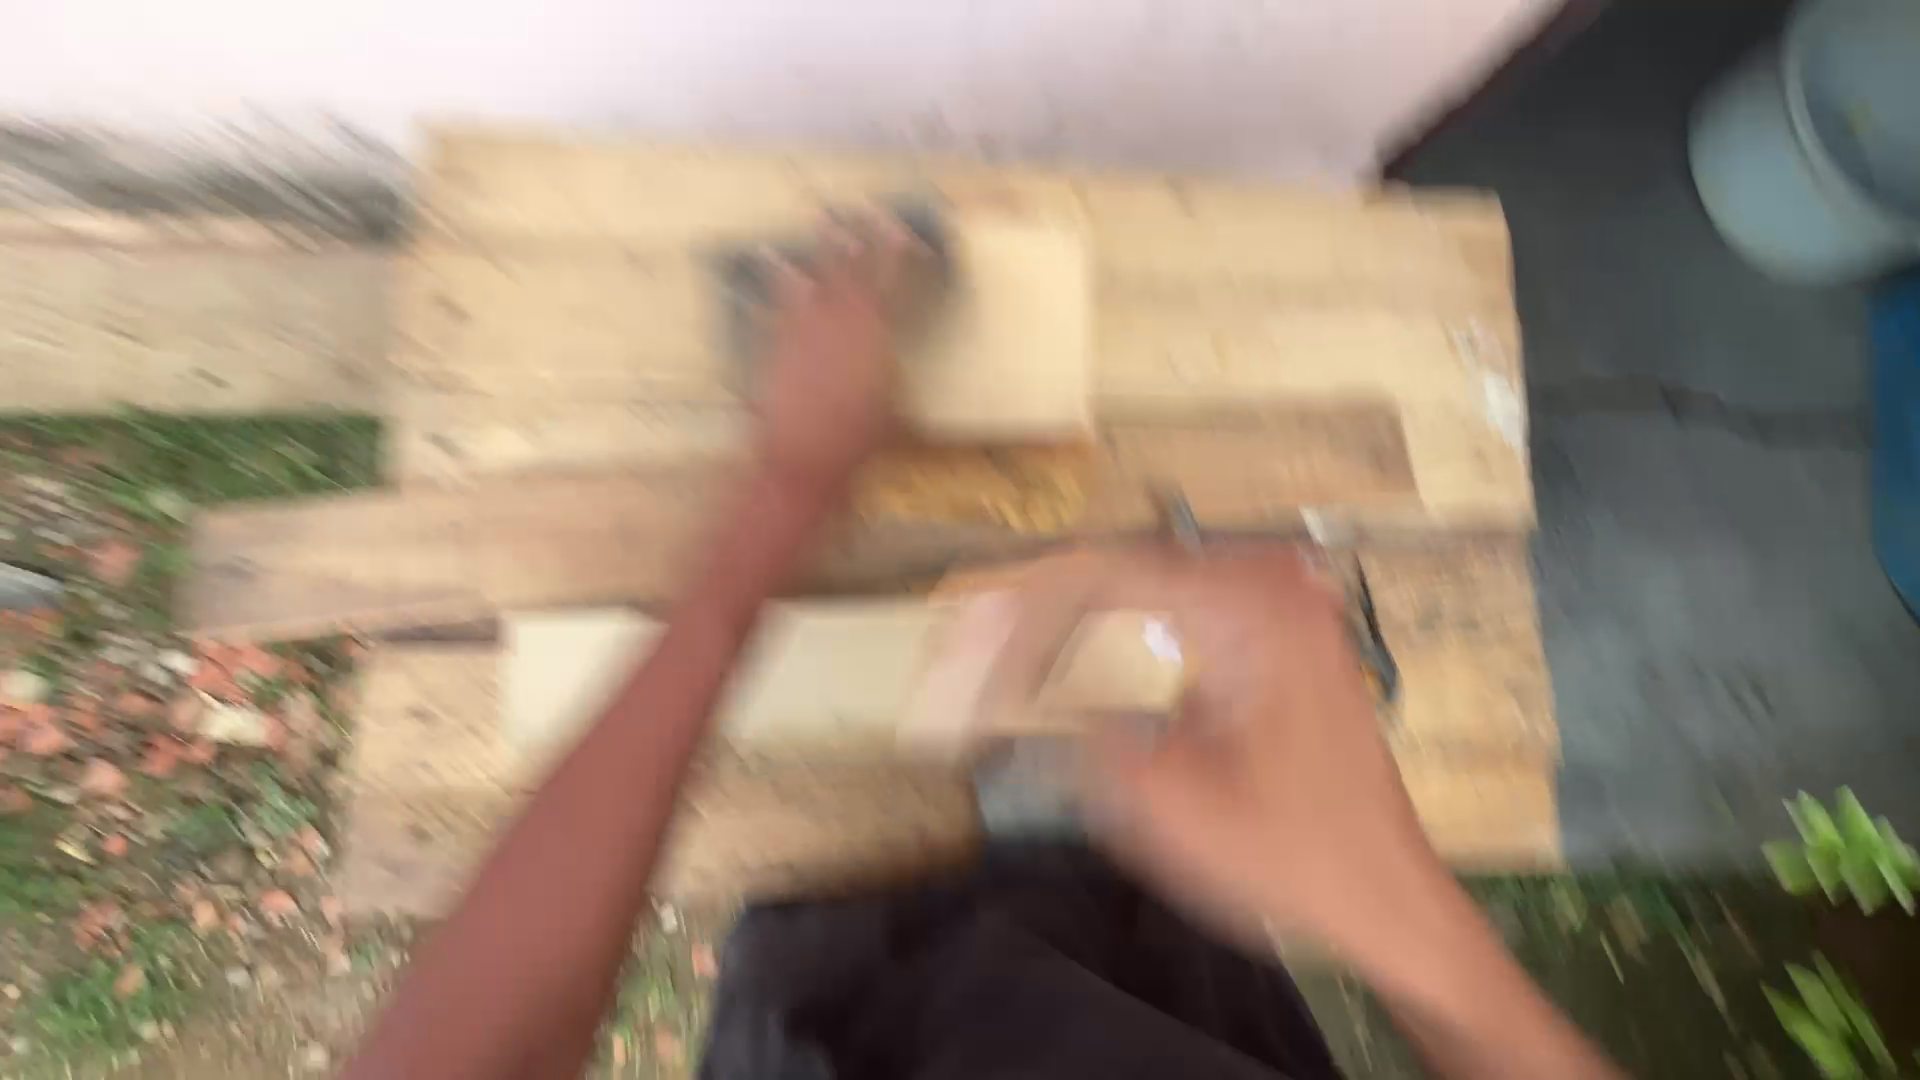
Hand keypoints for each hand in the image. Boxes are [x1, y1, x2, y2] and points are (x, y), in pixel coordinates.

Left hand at [751, 210, 939, 498]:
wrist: (803, 457)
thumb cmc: (860, 441)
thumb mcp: (892, 407)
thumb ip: (889, 374)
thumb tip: (890, 361)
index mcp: (875, 337)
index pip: (891, 284)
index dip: (898, 255)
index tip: (903, 231)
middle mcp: (839, 325)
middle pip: (851, 270)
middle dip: (860, 236)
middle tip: (862, 208)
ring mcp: (804, 332)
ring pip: (814, 279)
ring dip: (820, 250)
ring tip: (822, 220)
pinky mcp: (777, 346)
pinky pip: (779, 307)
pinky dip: (780, 288)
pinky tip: (777, 269)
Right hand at [974, 547, 1459, 964]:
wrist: (1388, 896)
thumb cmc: (1291, 857)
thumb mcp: (1165, 805)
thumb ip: (1077, 730)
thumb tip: (1014, 684)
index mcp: (1248, 609)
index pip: (1101, 572)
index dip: (1018, 599)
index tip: (961, 625)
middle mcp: (1266, 585)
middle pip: (1118, 569)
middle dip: (1035, 603)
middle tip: (968, 634)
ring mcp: (1275, 604)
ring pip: (1140, 583)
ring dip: (1068, 612)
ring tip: (1003, 640)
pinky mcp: (1272, 631)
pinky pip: (1171, 607)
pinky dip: (1112, 625)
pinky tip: (1070, 645)